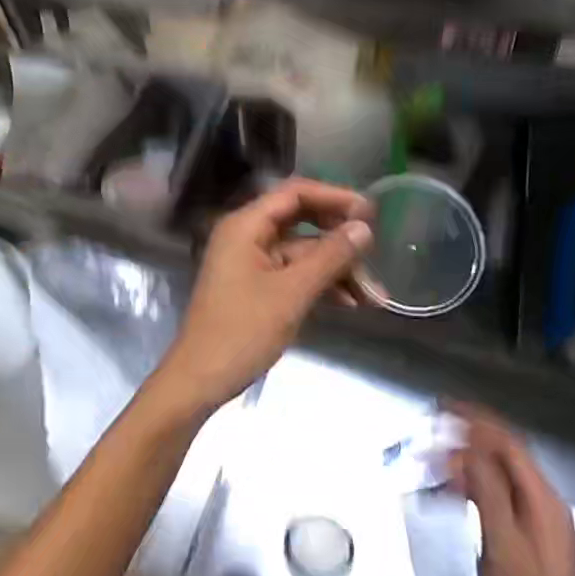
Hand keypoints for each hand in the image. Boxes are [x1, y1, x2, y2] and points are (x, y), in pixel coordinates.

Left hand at [149, 179, 372, 415]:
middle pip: (302, 222)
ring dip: (337, 270)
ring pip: (303, 253)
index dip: (334, 198)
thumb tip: (364, 228)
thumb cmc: (242, 332)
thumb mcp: (292, 293)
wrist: (199, 382)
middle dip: (340, 240)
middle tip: (375, 252)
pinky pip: (294, 275)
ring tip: (375, 296)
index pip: (295, 193)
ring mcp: (251, 263)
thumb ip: (330, 256)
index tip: (370, 213)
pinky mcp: (256, 288)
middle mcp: (247, 237)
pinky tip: (352, 303)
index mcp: (245, 226)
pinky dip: (321, 285)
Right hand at [450, 405, 574, 575]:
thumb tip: (468, 451)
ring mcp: (539, 522)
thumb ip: (488, 494)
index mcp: (544, 502)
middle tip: (435, 428)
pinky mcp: (528, 538)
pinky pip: (499, 495)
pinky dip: (474, 486)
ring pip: (501, 475)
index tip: (445, 408)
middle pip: (506, 455)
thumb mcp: (502, 548)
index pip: (509, 444)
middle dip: (470, 437)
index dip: (477, 421)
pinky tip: (454, 493)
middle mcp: (545, 504)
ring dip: (468, 463)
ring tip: (436, 462)